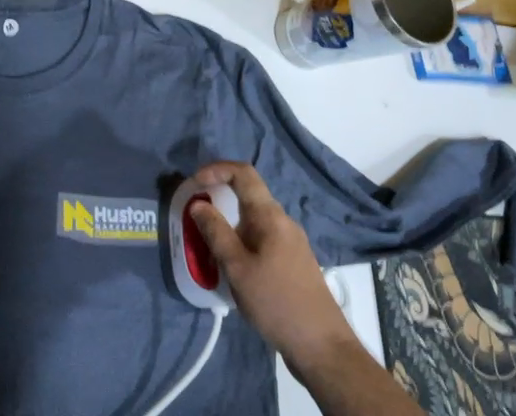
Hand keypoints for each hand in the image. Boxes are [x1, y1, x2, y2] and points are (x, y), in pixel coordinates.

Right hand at [191, 163, 421, 415]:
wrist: (322, 346)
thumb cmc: (276, 302)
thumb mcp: (237, 268)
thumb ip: (215, 232)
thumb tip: (198, 203)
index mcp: (270, 216)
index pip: (243, 173)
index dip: (216, 170)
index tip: (194, 185)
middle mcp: (284, 222)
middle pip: (248, 196)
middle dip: (219, 201)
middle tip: (195, 220)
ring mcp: (291, 242)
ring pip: (253, 220)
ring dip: (229, 226)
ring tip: (210, 250)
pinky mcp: (293, 261)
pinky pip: (261, 239)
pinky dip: (242, 243)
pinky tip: (234, 270)